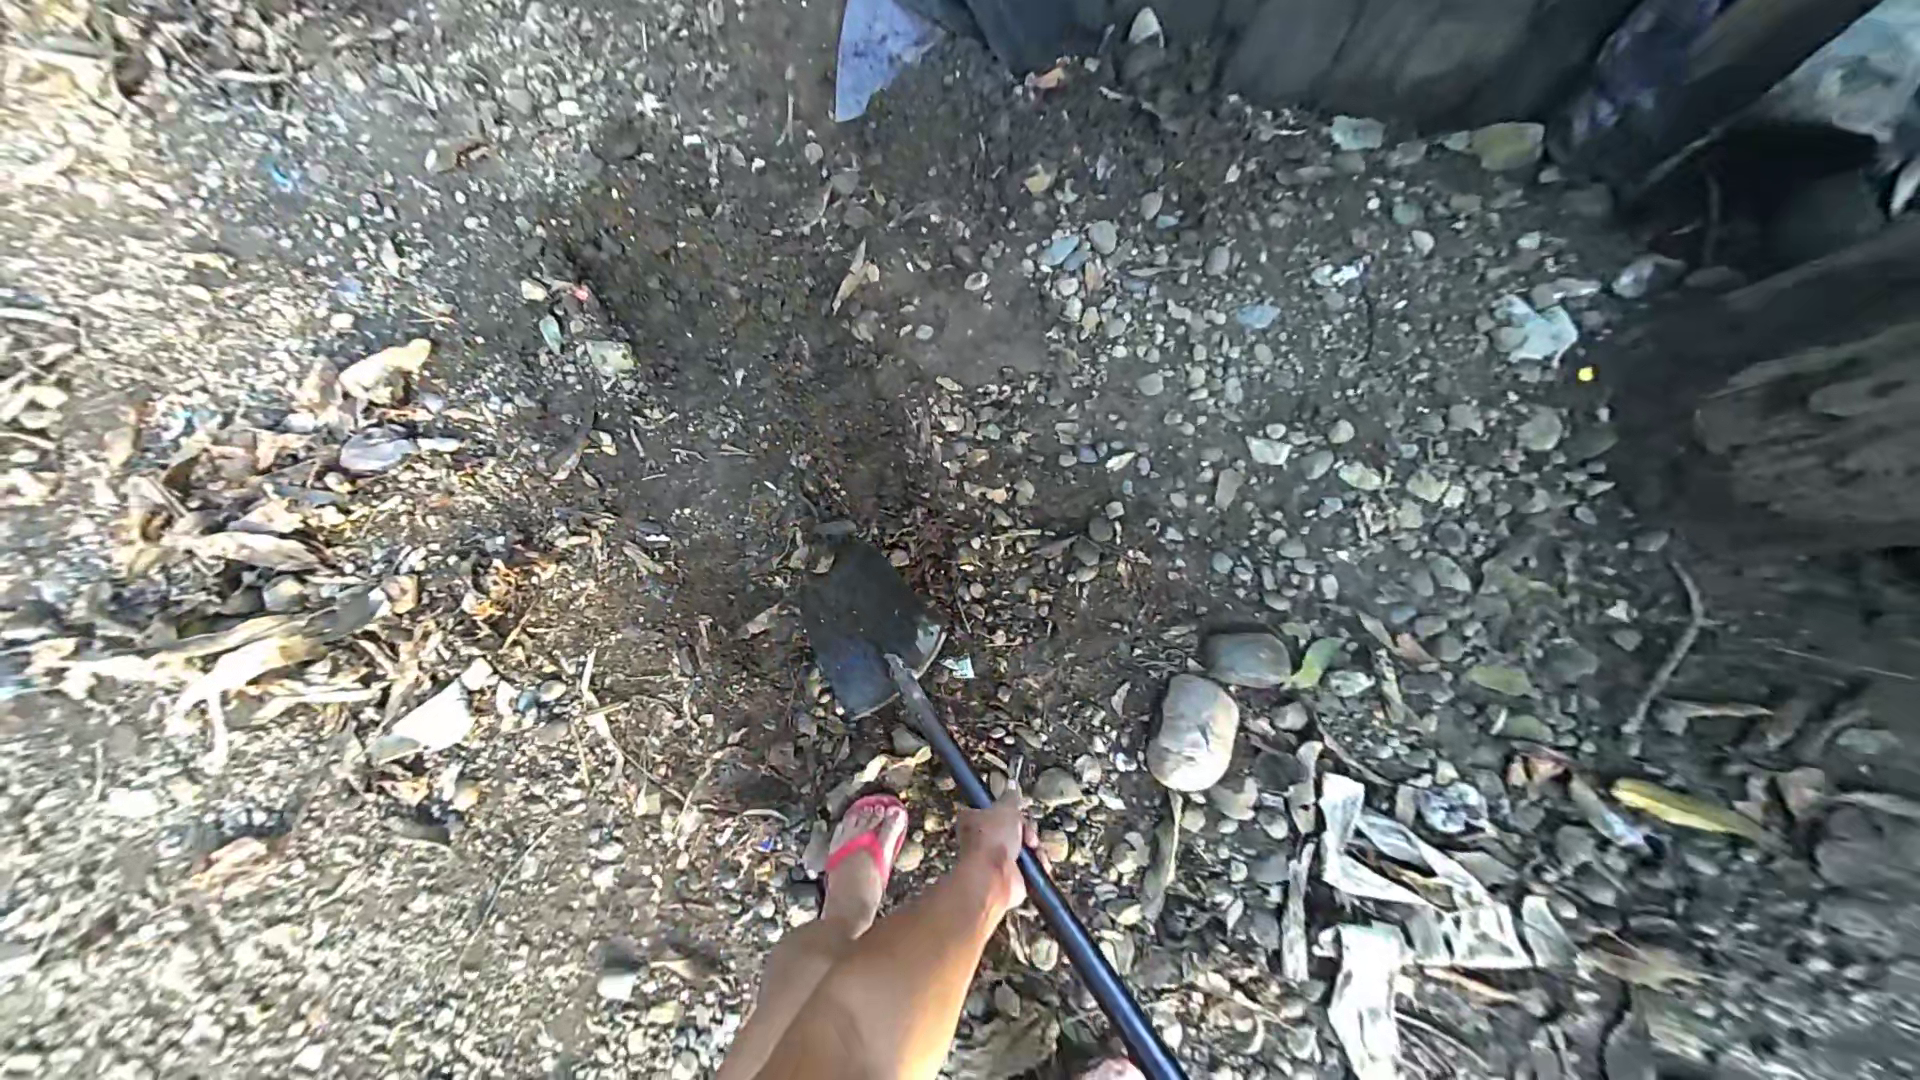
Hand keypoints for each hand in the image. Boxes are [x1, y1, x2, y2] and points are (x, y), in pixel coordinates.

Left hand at [957, 789, 1036, 915]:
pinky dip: (1038, 866)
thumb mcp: (1005, 809)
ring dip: (1035, 849)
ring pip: (1026, 848)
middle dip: (1028, 831)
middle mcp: (985, 841)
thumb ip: (1011, 798)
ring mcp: (998, 861)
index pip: (997, 811)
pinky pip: (1031, 867)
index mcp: (974, 820)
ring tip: (1034, 850)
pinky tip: (1039, 865)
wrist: (992, 877)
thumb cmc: (992, 838)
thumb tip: (1012, 785)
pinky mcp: (1013, 877)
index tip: (1019, 813)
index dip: (1011, 812)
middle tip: (1028, 835)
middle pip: (1016, 830)